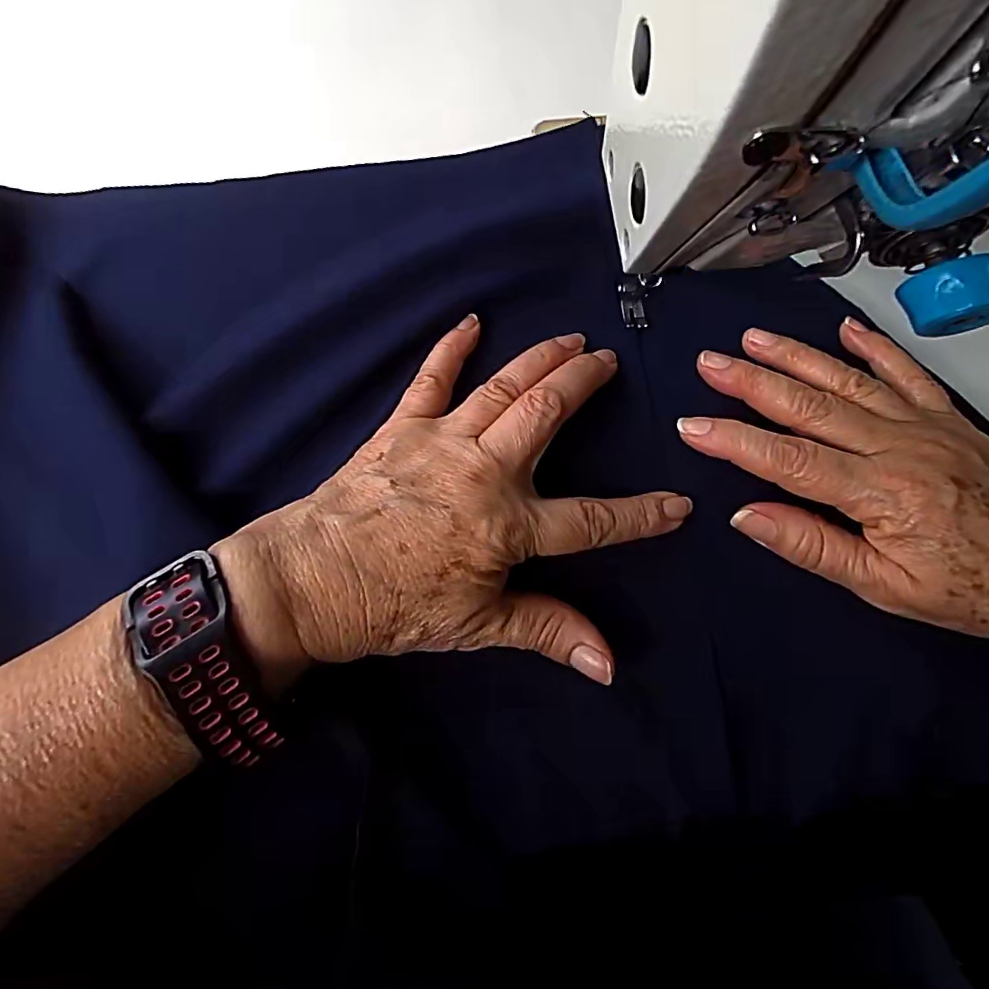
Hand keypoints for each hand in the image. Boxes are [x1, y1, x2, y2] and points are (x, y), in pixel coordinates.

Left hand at [215, 316, 689, 687]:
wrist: (312, 579)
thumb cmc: (390, 606)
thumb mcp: (475, 626)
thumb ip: (546, 630)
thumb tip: (609, 665)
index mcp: (507, 526)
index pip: (592, 520)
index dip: (640, 514)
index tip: (677, 503)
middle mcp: (482, 472)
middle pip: (547, 417)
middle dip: (583, 385)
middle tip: (606, 363)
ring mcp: (440, 443)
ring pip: (503, 389)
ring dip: (539, 359)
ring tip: (568, 340)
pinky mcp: (400, 429)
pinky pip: (430, 380)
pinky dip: (451, 348)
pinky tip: (470, 322)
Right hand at [676, 317, 988, 695]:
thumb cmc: (977, 591)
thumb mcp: (882, 585)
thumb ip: (809, 546)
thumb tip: (747, 517)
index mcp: (884, 495)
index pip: (788, 459)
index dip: (733, 440)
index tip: (693, 426)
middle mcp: (904, 450)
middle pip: (810, 407)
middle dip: (752, 381)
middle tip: (710, 363)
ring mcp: (929, 429)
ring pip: (848, 382)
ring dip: (796, 357)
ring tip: (754, 340)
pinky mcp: (951, 422)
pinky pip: (909, 375)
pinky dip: (876, 349)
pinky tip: (845, 331)